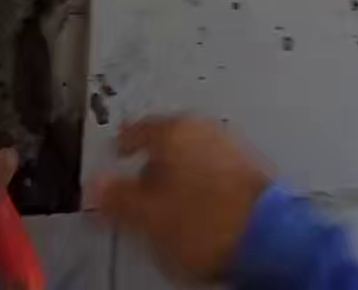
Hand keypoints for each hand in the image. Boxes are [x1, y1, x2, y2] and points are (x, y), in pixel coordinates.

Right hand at [89, 116, 270, 281]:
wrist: (262, 231)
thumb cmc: (203, 219)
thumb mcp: (147, 216)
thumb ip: (117, 197)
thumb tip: (95, 184)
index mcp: (174, 130)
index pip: (139, 128)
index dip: (123, 143)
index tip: (116, 153)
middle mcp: (200, 126)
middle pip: (166, 136)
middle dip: (149, 160)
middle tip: (136, 185)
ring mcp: (225, 140)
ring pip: (189, 149)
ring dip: (174, 169)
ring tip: (165, 200)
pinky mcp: (242, 160)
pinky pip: (209, 161)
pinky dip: (196, 176)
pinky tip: (194, 201)